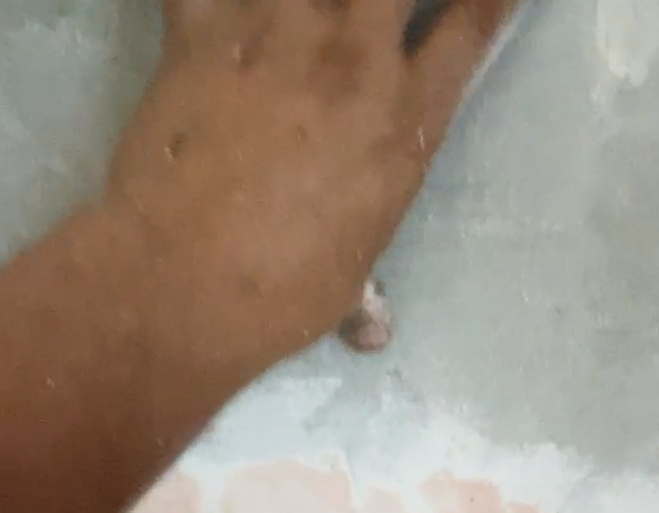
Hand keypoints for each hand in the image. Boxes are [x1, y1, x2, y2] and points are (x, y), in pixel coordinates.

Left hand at [102, 0, 516, 371]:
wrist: (187, 282)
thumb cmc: (284, 295)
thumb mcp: (346, 286)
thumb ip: (365, 288)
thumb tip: (372, 334)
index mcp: (404, 122)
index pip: (470, 25)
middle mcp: (353, 57)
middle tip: (379, 11)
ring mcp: (277, 30)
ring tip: (306, 15)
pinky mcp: (200, 26)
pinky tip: (222, 7)